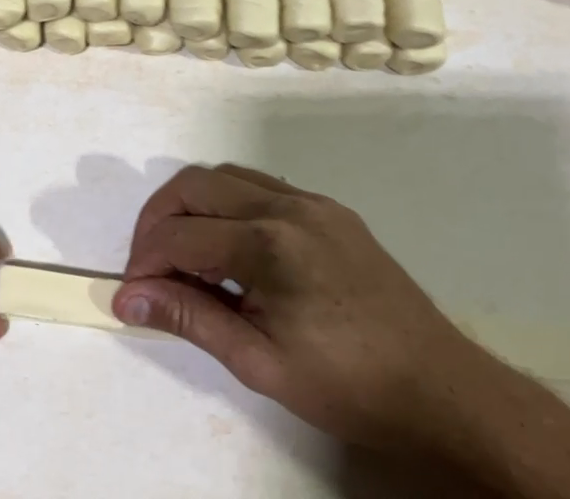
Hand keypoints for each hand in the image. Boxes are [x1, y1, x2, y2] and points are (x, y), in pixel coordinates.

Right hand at [111, 164, 493, 452]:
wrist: (443, 392)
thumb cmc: (348, 387)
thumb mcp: (258, 362)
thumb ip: (188, 317)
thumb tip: (126, 298)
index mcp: (268, 245)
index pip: (178, 236)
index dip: (143, 263)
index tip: (132, 295)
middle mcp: (287, 206)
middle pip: (192, 186)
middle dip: (156, 221)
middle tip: (148, 268)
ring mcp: (313, 203)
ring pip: (225, 177)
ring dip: (191, 207)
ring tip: (185, 257)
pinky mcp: (331, 211)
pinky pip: (261, 187)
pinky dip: (228, 206)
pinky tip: (231, 249)